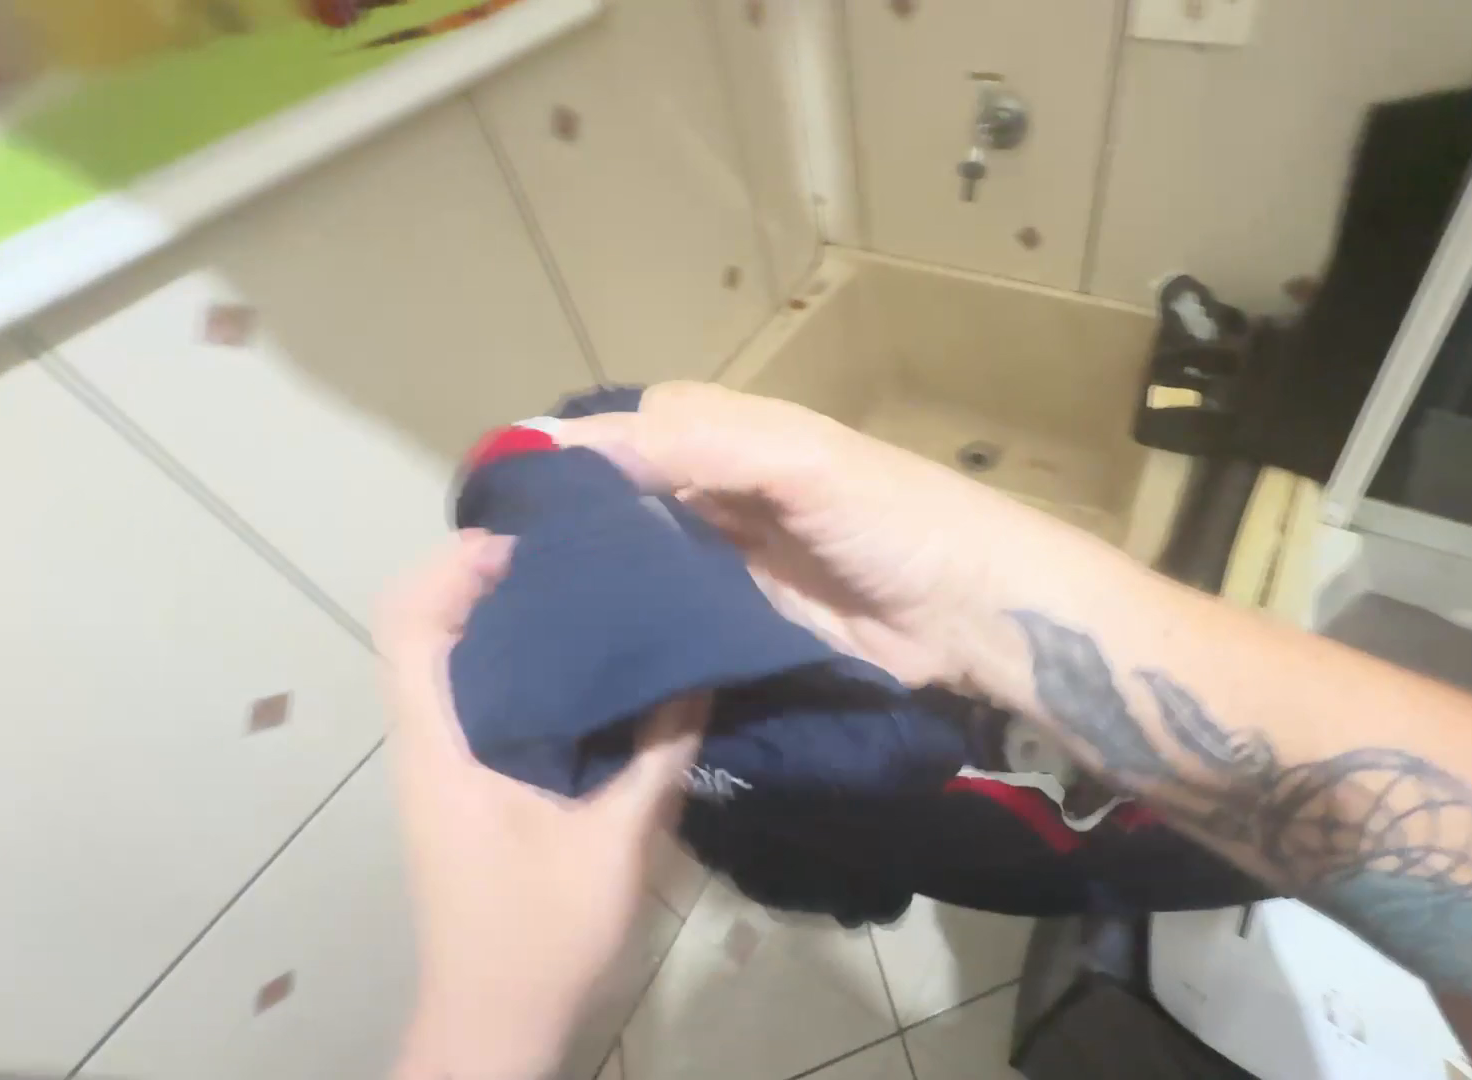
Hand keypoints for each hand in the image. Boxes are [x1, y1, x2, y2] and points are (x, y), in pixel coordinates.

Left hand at [378, 531, 704, 1079]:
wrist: (496, 1022)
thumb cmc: (542, 934)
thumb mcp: (619, 837)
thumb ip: (661, 749)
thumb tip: (701, 669)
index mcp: (445, 747)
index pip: (410, 629)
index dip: (452, 570)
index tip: (526, 544)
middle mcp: (434, 743)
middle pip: (430, 630)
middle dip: (488, 578)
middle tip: (574, 555)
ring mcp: (450, 763)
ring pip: (460, 662)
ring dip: (510, 617)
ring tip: (590, 592)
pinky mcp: (475, 782)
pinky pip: (489, 696)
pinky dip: (528, 661)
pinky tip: (593, 664)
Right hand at [556, 382, 1107, 687]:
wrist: (967, 612)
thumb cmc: (892, 517)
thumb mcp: (799, 459)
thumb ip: (697, 443)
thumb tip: (566, 441)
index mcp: (737, 440)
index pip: (636, 432)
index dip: (579, 456)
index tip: (510, 497)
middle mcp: (728, 495)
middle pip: (635, 499)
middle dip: (582, 524)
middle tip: (505, 566)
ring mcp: (736, 562)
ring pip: (650, 560)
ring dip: (605, 577)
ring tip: (528, 607)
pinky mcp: (747, 621)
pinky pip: (679, 616)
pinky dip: (642, 623)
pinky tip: (591, 642)